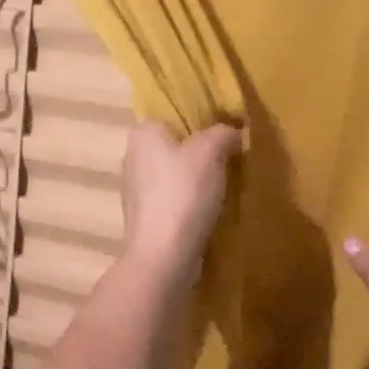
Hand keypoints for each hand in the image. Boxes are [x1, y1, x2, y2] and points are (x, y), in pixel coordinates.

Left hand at [119, 120, 241, 285]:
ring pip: (176, 172)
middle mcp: (134, 155)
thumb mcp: (211, 151)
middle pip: (177, 143)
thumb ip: (224, 132)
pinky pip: (175, 197)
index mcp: (143, 132)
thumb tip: (233, 131)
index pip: (175, 112)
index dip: (204, 118)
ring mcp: (137, 188)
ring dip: (199, 178)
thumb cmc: (183, 193)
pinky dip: (192, 200)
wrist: (163, 255)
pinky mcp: (146, 214)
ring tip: (229, 183)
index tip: (229, 130)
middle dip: (203, 150)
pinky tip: (212, 207)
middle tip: (234, 156)